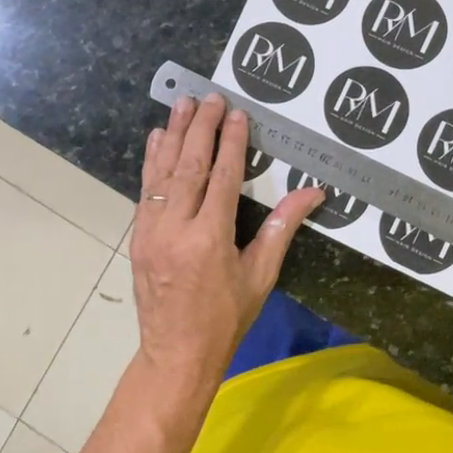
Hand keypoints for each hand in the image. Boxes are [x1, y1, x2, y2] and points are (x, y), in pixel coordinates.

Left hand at [128, 94, 325, 394]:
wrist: (176, 355)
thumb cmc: (225, 318)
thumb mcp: (259, 276)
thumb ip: (282, 229)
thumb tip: (314, 192)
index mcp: (210, 238)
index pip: (222, 176)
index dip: (231, 142)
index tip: (236, 113)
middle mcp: (176, 228)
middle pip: (189, 165)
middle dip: (199, 128)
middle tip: (208, 97)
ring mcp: (151, 231)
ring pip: (162, 172)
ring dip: (172, 135)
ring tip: (181, 104)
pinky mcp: (138, 236)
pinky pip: (146, 190)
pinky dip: (152, 161)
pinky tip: (156, 139)